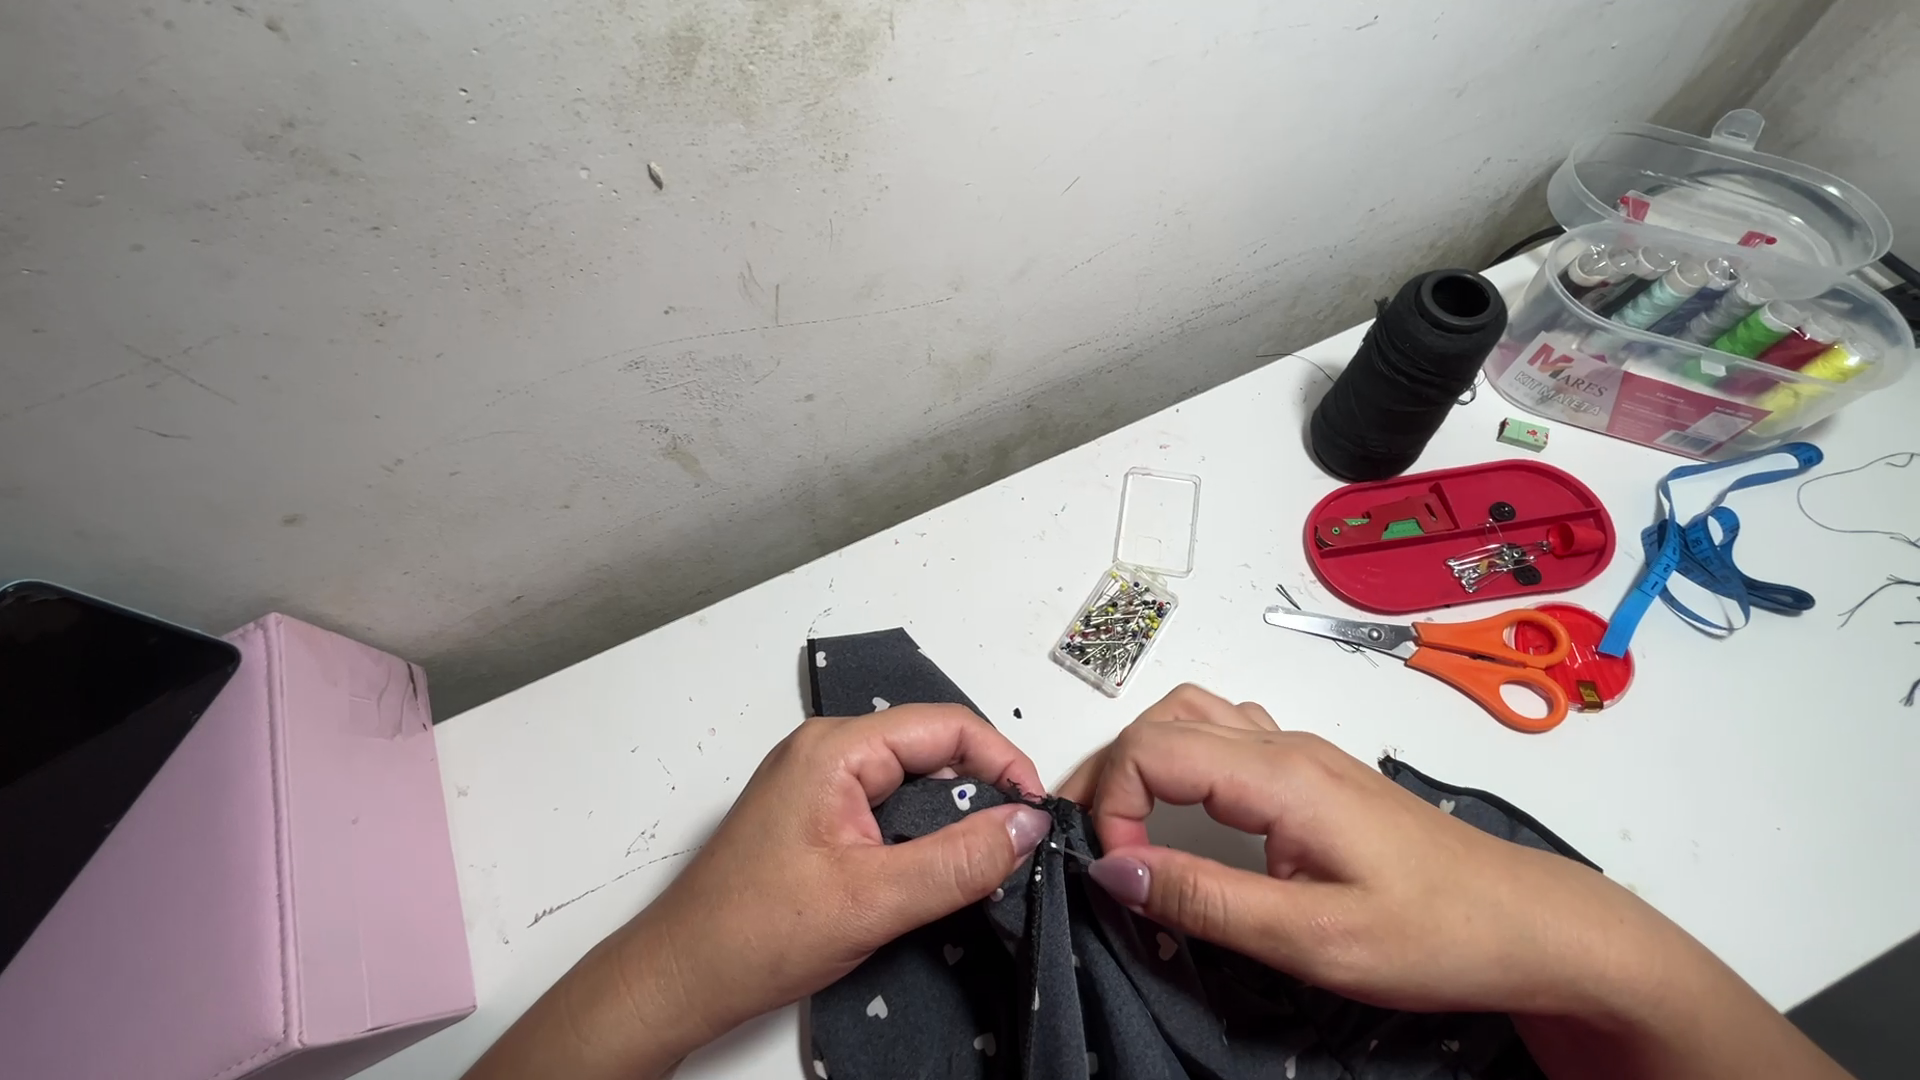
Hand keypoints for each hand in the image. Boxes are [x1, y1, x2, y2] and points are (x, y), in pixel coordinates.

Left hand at [464, 705, 1053, 1079]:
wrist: (677, 980)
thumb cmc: (759, 933)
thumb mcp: (874, 899)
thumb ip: (960, 861)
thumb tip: (1031, 824)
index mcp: (837, 748)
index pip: (944, 727)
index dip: (1001, 759)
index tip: (1035, 810)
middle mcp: (829, 749)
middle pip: (929, 748)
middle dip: (980, 788)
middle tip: (1016, 841)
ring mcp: (820, 780)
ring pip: (911, 779)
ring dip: (952, 814)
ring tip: (985, 858)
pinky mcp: (817, 812)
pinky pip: (888, 804)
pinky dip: (922, 830)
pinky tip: (939, 866)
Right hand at [1071, 685, 1851, 1079]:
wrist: (1539, 925)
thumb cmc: (1435, 936)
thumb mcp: (1313, 940)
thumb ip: (1205, 900)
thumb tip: (1113, 868)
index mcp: (1277, 776)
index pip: (1152, 750)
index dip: (1112, 802)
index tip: (1117, 870)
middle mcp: (1279, 744)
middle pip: (1160, 722)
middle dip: (1109, 774)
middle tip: (1092, 838)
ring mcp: (1297, 749)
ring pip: (1190, 713)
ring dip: (1143, 754)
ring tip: (1125, 813)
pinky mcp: (1310, 768)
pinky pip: (1223, 730)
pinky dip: (1182, 753)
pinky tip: (1189, 801)